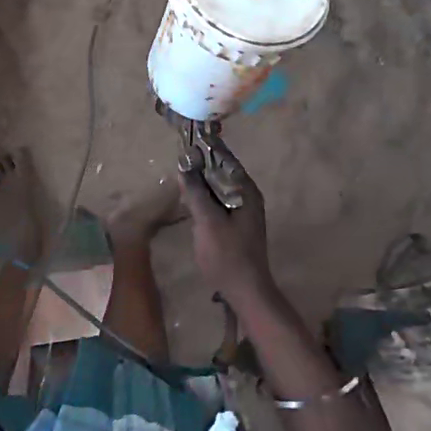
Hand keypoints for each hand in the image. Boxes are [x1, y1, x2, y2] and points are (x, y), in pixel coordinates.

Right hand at [176, 134, 274, 304]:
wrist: (246, 291)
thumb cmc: (227, 255)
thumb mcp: (207, 221)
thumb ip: (196, 192)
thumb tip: (185, 165)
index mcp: (246, 191)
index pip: (226, 159)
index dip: (208, 148)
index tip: (188, 139)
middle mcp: (249, 196)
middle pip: (224, 171)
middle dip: (203, 163)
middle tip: (181, 155)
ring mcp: (245, 210)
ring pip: (221, 186)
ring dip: (204, 179)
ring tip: (183, 172)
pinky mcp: (238, 224)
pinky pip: (221, 200)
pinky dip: (207, 195)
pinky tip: (192, 198)